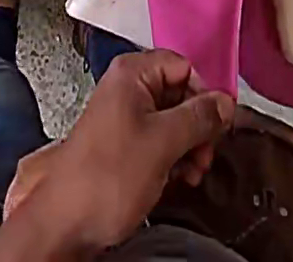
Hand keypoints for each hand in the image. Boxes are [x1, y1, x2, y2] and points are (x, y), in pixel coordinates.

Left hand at [0, 49, 234, 256]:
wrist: (64, 226)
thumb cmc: (109, 176)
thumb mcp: (163, 142)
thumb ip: (199, 118)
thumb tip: (228, 102)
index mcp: (133, 73)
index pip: (184, 67)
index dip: (203, 94)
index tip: (215, 125)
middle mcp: (128, 86)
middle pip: (180, 92)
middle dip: (198, 125)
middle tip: (205, 154)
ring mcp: (125, 114)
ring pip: (173, 118)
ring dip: (189, 145)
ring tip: (193, 172)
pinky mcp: (124, 142)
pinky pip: (160, 138)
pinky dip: (174, 156)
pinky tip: (180, 177)